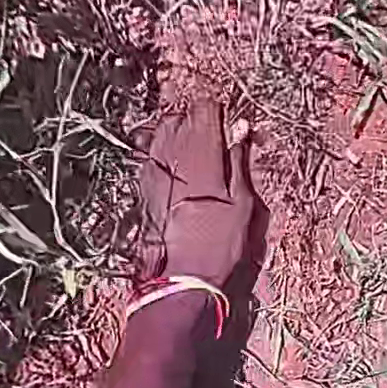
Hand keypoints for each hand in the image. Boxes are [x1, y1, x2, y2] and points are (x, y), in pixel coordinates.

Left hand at [136, 102, 254, 287]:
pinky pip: (151, 155)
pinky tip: (175, 164)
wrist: (184, 276)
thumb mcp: (242, 205)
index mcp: (202, 157)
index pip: (205, 112)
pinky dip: (163, 152)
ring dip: (178, 133)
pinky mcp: (144, 187)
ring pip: (162, 134)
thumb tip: (241, 129)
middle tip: (212, 132)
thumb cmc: (220, 244)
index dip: (216, 111)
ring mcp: (154, 172)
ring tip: (194, 146)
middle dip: (196, 120)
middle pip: (181, 119)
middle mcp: (173, 158)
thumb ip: (239, 163)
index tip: (225, 117)